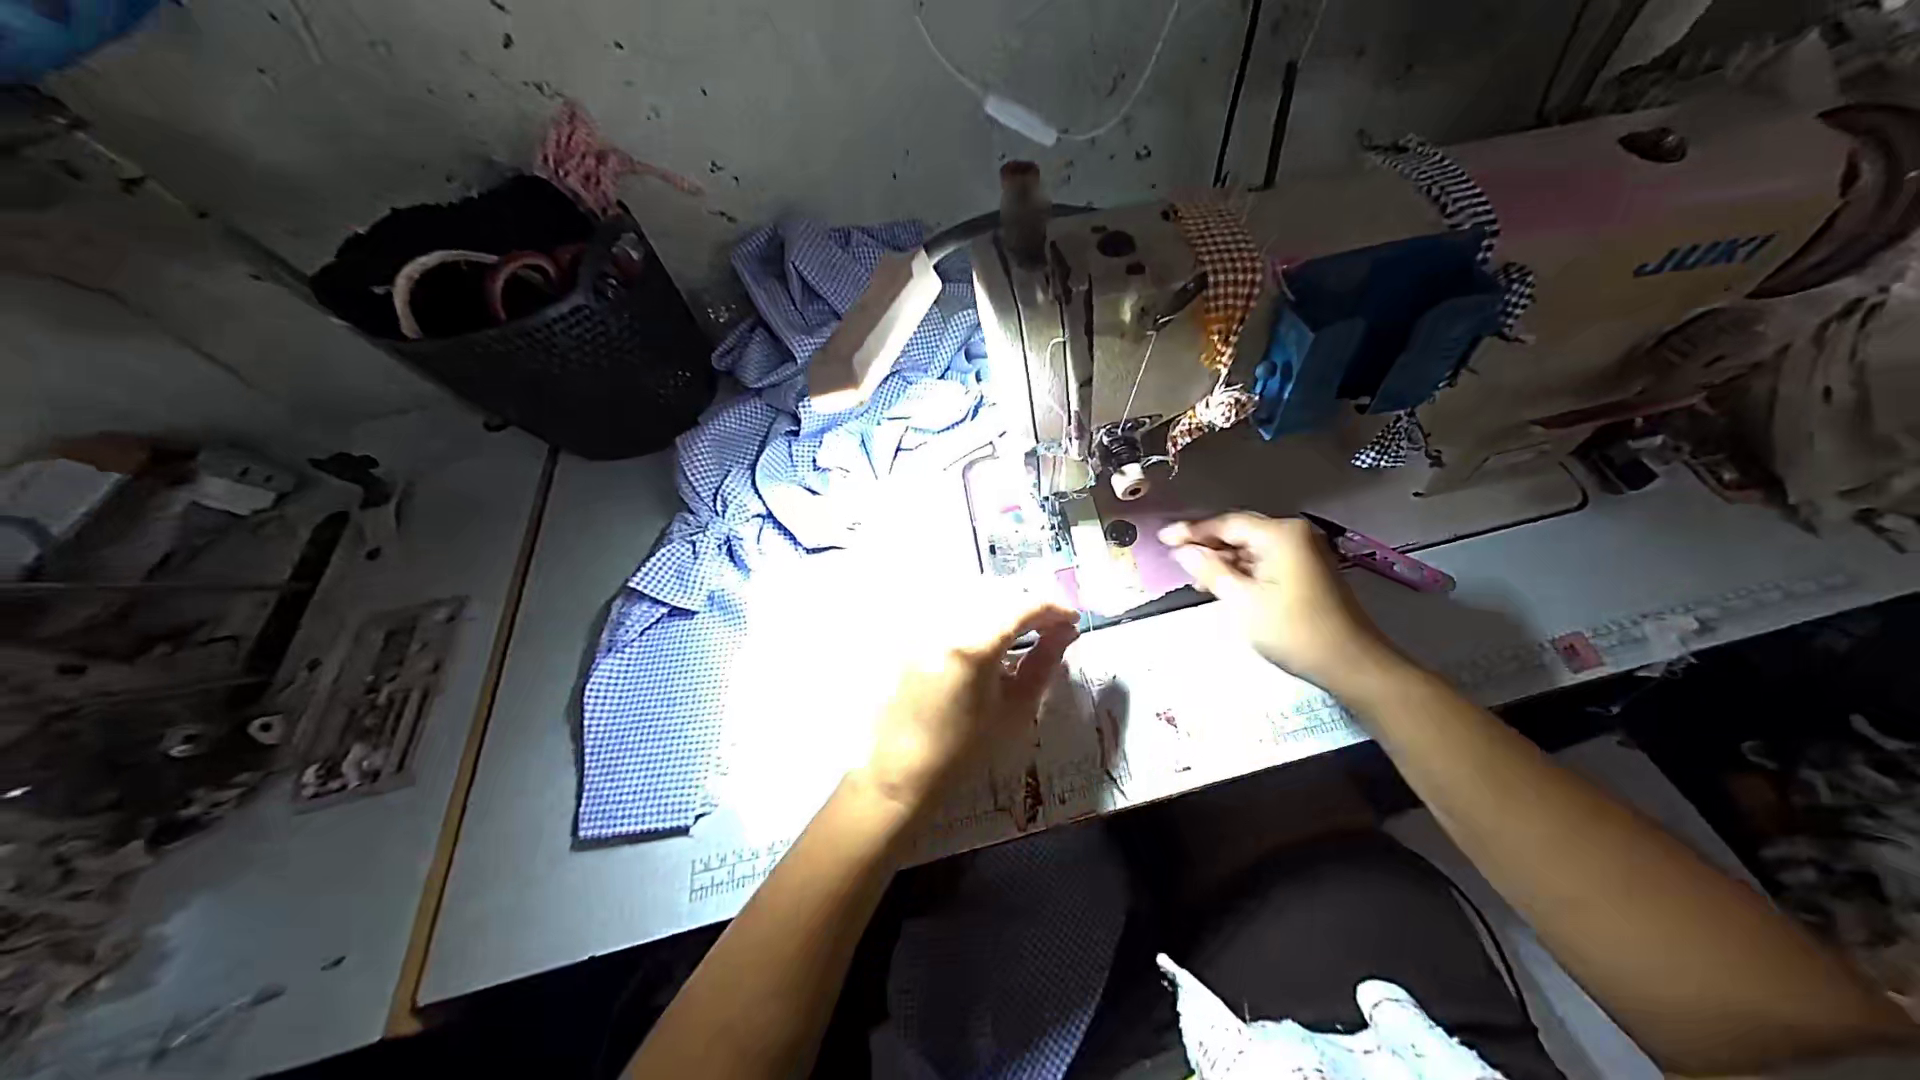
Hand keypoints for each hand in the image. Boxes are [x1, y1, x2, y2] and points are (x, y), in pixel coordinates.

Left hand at [854, 585, 1079, 817]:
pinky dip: (973, 603)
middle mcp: (944, 624)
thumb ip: (1043, 663)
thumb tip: (1065, 631)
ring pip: (971, 588)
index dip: (1055, 607)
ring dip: (1002, 598)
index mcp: (974, 647)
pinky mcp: (908, 630)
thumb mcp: (1015, 710)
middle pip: (998, 589)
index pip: (1023, 606)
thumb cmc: (965, 748)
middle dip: (1030, 600)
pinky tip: (984, 624)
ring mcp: (921, 623)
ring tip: (1020, 621)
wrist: (905, 768)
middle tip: (1050, 621)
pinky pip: (946, 600)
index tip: (1073, 619)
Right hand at [1158, 513, 1407, 699]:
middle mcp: (1294, 535)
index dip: (1191, 531)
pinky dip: (1241, 568)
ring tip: (1194, 573)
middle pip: (1239, 531)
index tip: (1163, 538)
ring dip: (1223, 558)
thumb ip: (1210, 571)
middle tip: (1174, 553)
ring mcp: (1303, 552)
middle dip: (1206, 543)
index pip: (1226, 523)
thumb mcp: (1243, 601)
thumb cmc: (1294, 630)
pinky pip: (1264, 559)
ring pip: (1251, 546)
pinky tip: (1222, 581)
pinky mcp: (1306, 570)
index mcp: (1281, 534)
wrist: (1350, 662)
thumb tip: (1184, 551)